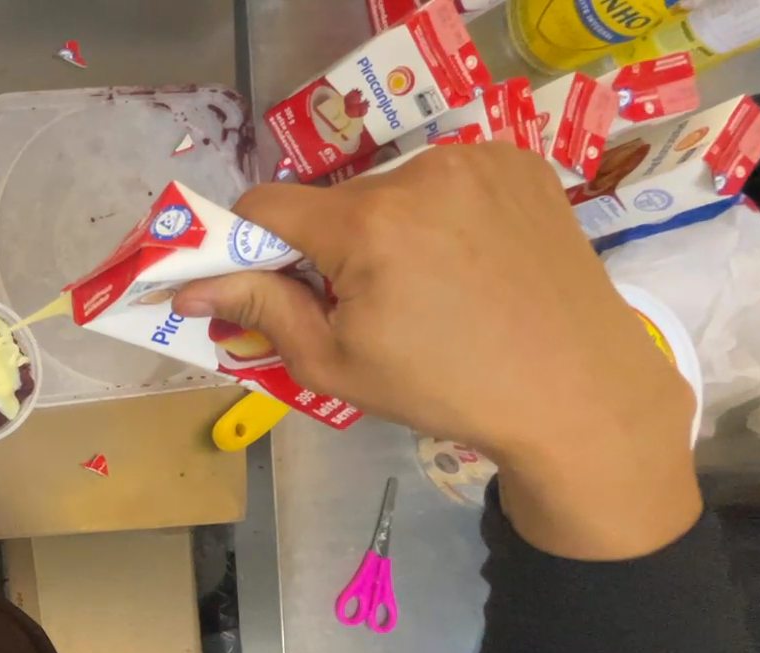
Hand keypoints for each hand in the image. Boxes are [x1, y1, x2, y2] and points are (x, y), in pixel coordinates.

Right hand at [174, 143, 698, 559]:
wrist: (572, 386)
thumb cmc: (435, 385)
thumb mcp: (327, 361)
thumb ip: (259, 309)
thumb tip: (187, 290)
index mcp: (368, 224)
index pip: (263, 205)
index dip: (235, 241)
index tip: (239, 282)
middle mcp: (420, 172)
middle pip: (323, 203)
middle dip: (309, 250)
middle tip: (331, 305)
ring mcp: (476, 160)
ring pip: (376, 193)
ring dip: (364, 234)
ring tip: (399, 288)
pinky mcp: (516, 163)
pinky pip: (431, 183)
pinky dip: (416, 218)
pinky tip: (444, 263)